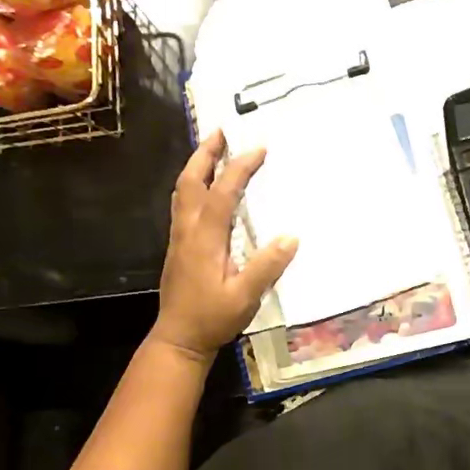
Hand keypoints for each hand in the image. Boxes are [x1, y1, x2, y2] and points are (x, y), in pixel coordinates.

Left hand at [150, 129, 299, 362]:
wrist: (178, 339)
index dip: (239, 168)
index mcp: (204, 239)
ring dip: (196, 166)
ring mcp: (179, 238)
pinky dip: (193, 184)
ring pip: (181, 191)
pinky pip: (182, 204)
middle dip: (205, 153)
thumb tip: (291, 237)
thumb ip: (266, 267)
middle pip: (190, 181)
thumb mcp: (245, 297)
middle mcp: (187, 231)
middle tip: (221, 131)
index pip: (222, 193)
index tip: (258, 148)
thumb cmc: (212, 318)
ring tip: (211, 149)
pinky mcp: (178, 247)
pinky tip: (204, 188)